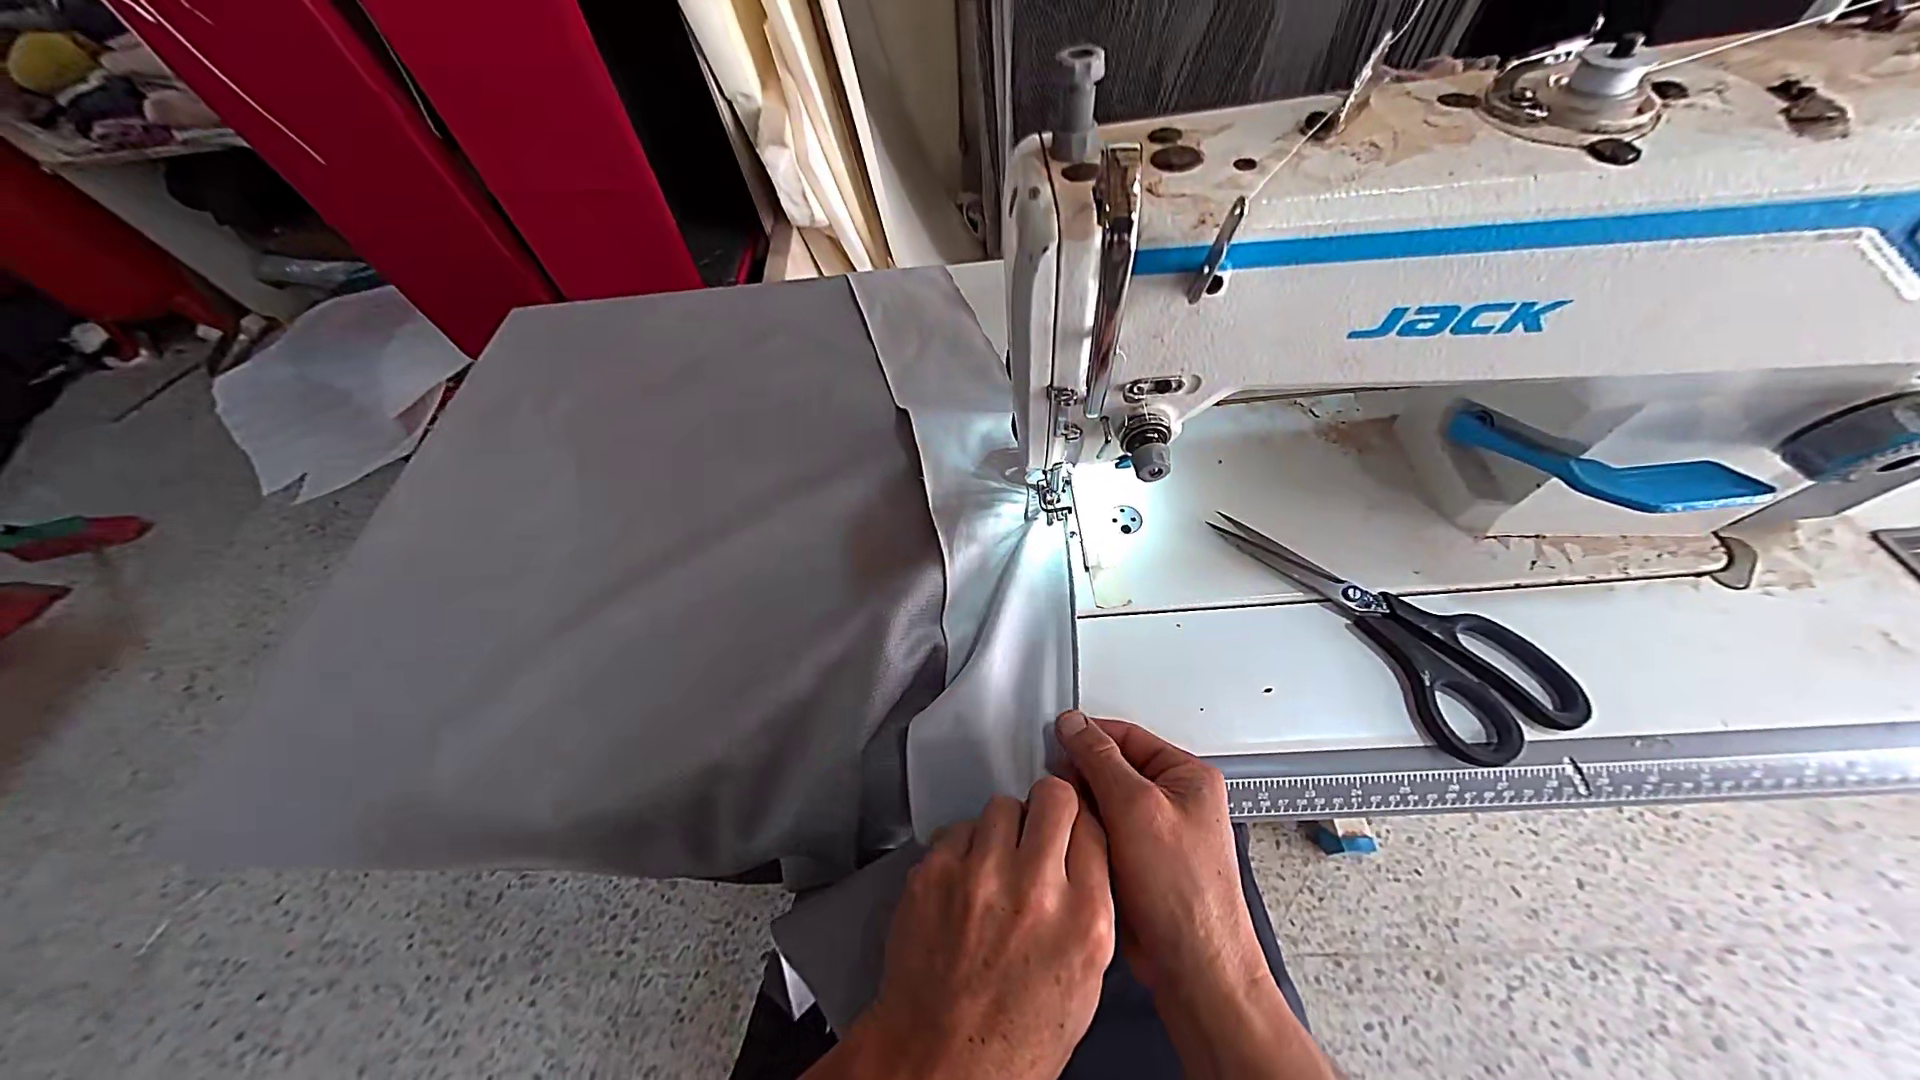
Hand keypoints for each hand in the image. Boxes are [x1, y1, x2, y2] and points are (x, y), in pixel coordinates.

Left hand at [806, 776, 1113, 1079]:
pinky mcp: (935, 872)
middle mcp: (1035, 890)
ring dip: (1003, 828)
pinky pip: (959, 827)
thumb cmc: (1013, 1036)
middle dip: (1048, 807)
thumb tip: (1082, 849)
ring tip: (996, 864)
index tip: (1071, 822)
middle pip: (1053, 797)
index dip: (1081, 820)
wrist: (938, 1061)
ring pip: (1002, 805)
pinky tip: (964, 880)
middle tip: (1037, 826)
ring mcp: (980, 876)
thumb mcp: (1085, 978)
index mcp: (1084, 920)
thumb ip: (1091, 905)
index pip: (1094, 825)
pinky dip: (963, 846)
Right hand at [1055, 710, 1335, 1079]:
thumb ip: (1099, 760)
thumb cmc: (1185, 894)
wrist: (1193, 968)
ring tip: (1069, 820)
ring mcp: (1157, 831)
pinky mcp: (1140, 860)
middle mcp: (1175, 800)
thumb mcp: (1134, 807)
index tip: (1056, 737)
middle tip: (1059, 787)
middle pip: (1114, 766)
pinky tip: (1076, 843)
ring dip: (1083, 808)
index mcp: (1187, 776)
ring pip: (1104, 800)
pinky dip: (1085, 833)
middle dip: (1083, 776)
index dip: (1089, 735)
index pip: (1128, 735)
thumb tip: (1074, 726)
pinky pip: (1103, 831)